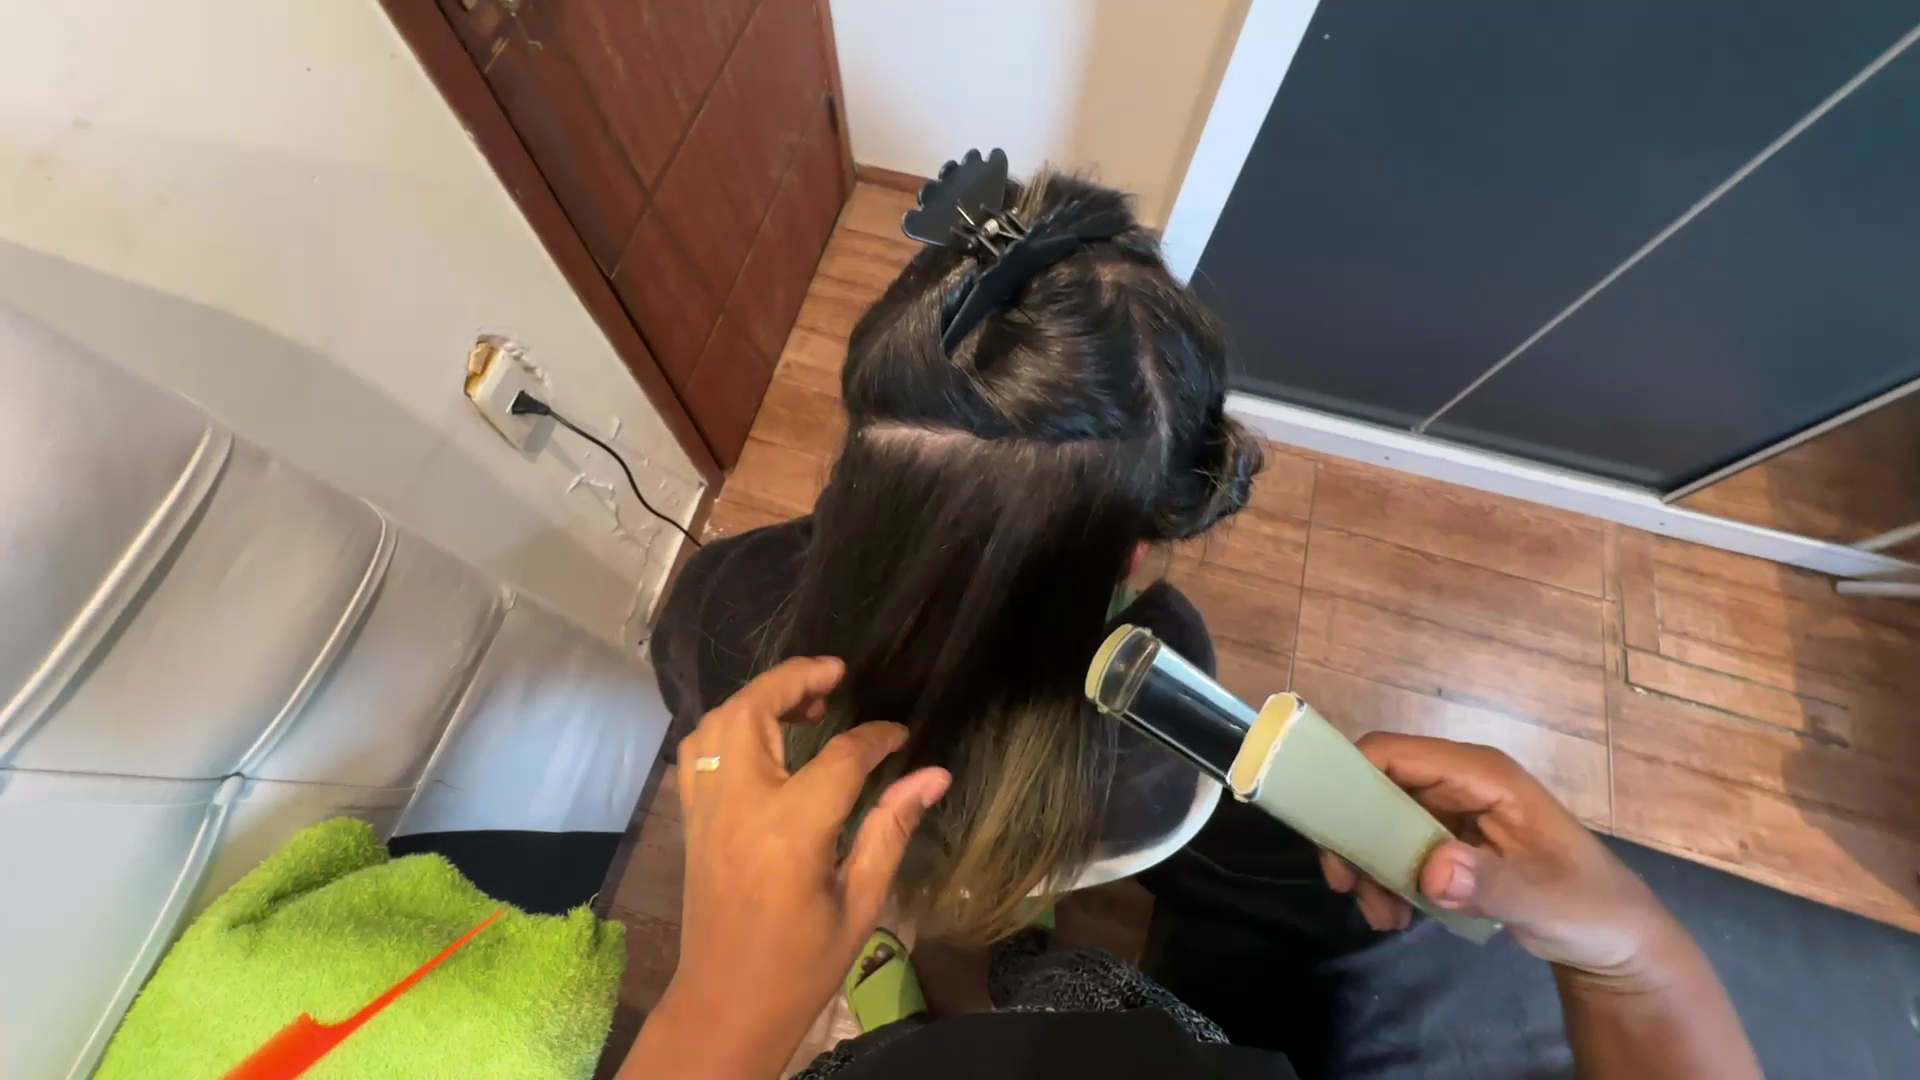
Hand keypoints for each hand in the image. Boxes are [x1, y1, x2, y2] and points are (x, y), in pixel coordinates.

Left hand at [625, 657, 950, 1077]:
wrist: (725, 1006)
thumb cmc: (802, 962)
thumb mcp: (862, 902)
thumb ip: (893, 829)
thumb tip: (935, 775)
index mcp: (790, 831)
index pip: (840, 756)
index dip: (876, 738)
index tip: (899, 735)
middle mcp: (740, 806)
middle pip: (754, 710)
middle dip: (795, 679)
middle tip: (834, 674)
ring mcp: (706, 810)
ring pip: (718, 721)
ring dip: (758, 696)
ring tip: (803, 699)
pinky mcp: (691, 819)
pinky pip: (699, 749)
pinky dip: (728, 723)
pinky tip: (761, 733)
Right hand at [1320, 733, 1678, 985]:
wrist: (1622, 949)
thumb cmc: (1595, 911)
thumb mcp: (1549, 902)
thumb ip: (1491, 884)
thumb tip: (1431, 869)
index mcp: (1479, 773)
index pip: (1392, 752)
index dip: (1350, 774)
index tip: (1327, 826)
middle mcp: (1454, 781)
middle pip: (1374, 787)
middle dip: (1353, 834)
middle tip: (1343, 882)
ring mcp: (1447, 810)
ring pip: (1377, 819)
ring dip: (1366, 865)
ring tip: (1378, 914)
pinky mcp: (1443, 839)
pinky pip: (1393, 846)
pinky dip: (1382, 878)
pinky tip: (1394, 915)